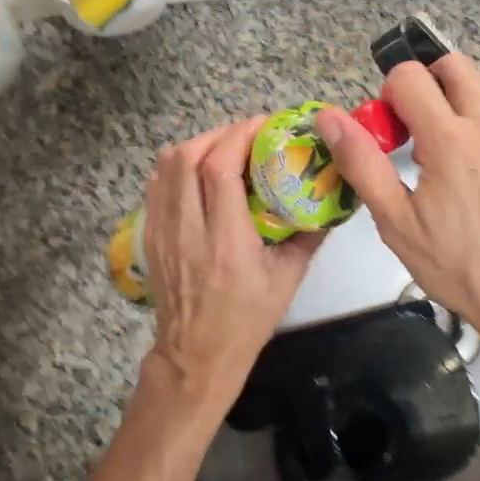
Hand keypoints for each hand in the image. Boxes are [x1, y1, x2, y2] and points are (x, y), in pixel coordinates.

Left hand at [143, 117, 325, 400]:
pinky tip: (197, 170)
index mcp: (226, 241)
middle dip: (218, 135)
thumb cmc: (247, 319)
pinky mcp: (150, 235)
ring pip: (167, 166)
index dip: (239, 136)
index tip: (262, 125)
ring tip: (223, 147)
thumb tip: (329, 197)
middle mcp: (188, 230)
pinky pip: (156, 185)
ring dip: (196, 146)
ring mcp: (163, 232)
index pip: (220, 169)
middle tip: (245, 134)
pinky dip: (176, 166)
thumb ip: (309, 235)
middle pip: (188, 158)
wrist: (197, 356)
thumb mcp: (288, 279)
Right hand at [314, 55, 479, 374]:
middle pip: (452, 65)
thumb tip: (327, 117)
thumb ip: (361, 162)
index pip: (410, 75)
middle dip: (425, 84)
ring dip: (454, 106)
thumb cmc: (461, 268)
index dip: (389, 96)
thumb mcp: (397, 223)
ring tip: (444, 162)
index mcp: (451, 138)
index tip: (389, 133)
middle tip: (413, 130)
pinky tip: (477, 179)